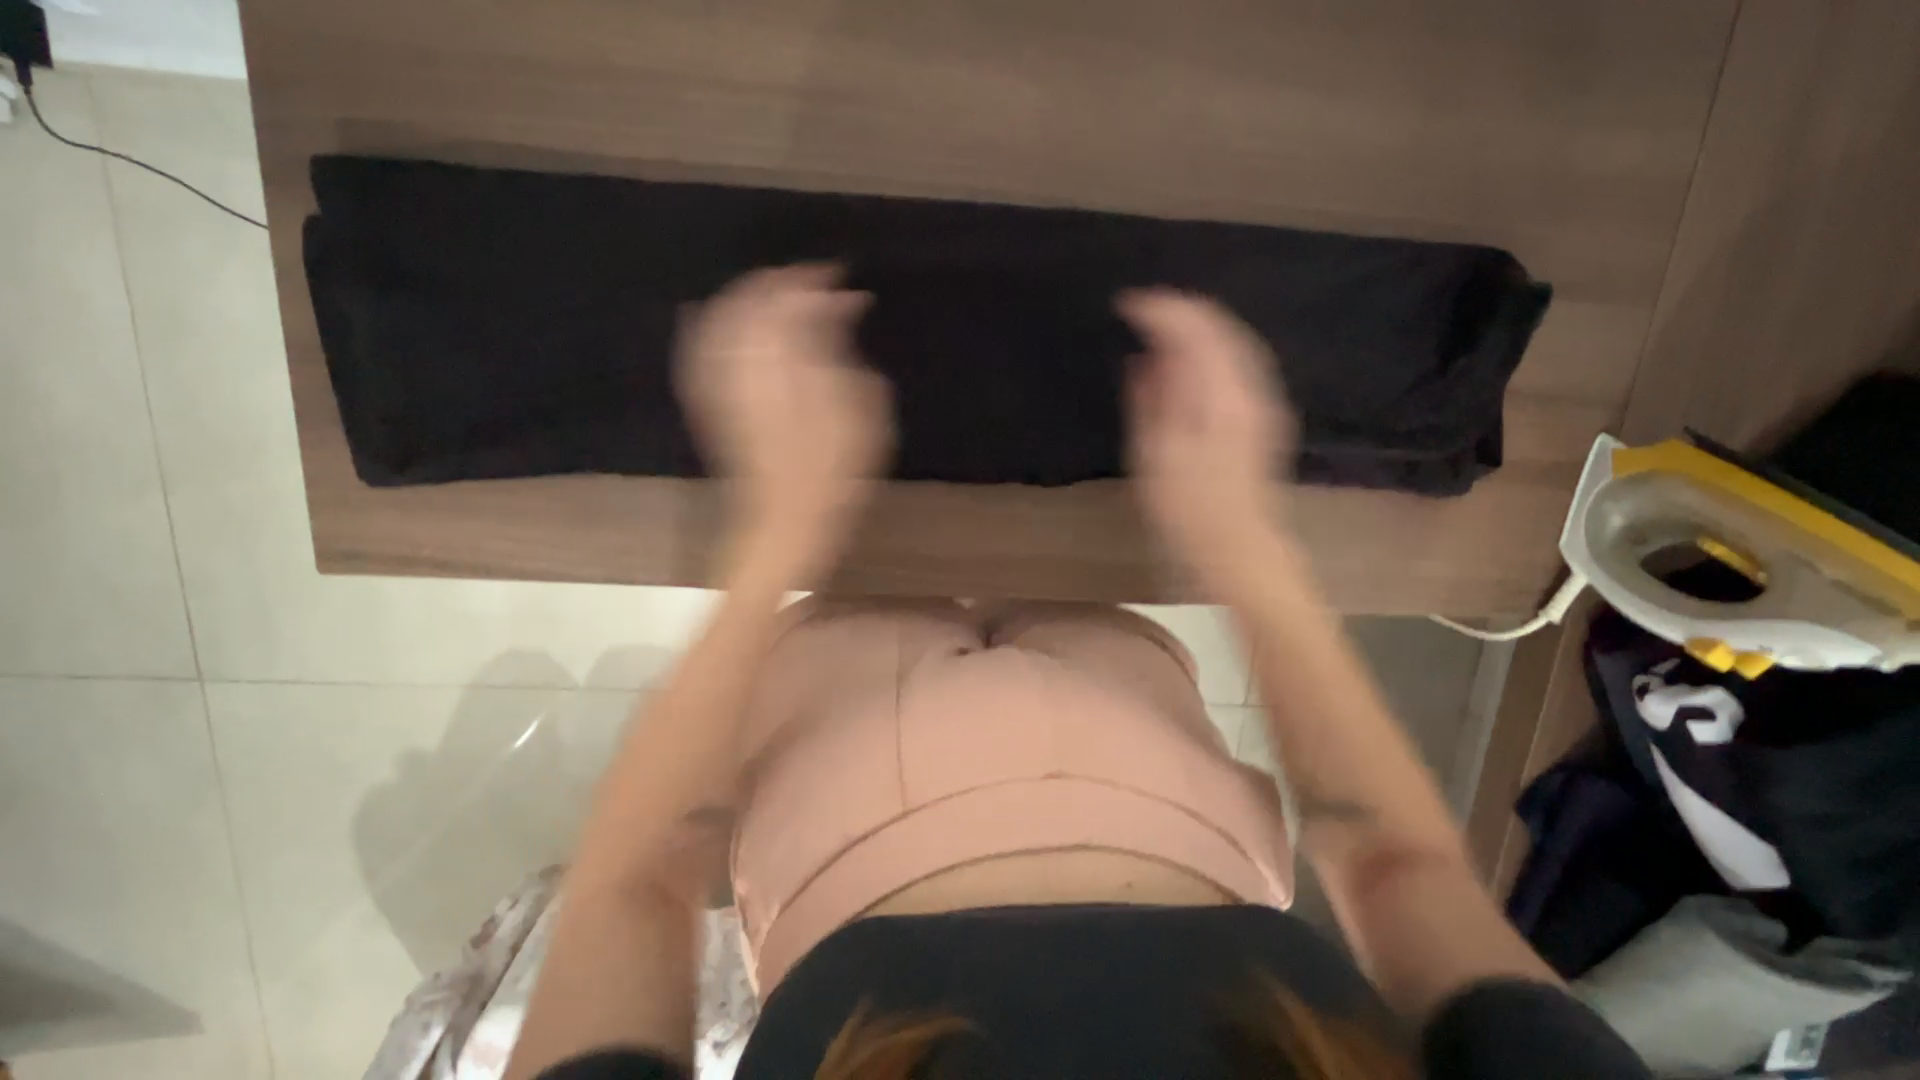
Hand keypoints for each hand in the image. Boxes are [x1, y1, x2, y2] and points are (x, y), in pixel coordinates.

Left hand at [676, 265, 893, 583]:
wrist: (784, 519)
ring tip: (778, 298)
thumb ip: (843, 345)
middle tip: (814, 285)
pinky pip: (701, 346)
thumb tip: (838, 306)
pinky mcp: (708, 397)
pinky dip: (714, 325)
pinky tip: (719, 319)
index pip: (794, 294)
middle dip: (783, 283)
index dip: (817, 279)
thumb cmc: (836, 467)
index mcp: (786, 354)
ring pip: (724, 314)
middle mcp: (745, 357)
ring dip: (750, 298)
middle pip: (753, 297)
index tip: (843, 280)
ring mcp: (720, 376)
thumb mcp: (863, 403)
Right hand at [1117, 288, 1298, 594]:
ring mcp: (1262, 401)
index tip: (1124, 304)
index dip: (1159, 309)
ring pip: (1234, 340)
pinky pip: (1240, 359)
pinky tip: (1192, 354)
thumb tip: (1145, 357)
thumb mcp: (1154, 457)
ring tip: (1161, 322)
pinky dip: (1213, 345)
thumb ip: (1150, 399)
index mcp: (1220, 397)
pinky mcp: (1265, 414)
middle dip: (1180, 309)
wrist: (1242, 550)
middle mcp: (1249, 389)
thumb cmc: (1188, 511)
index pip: (1194, 330)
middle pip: (1220, 326)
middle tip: (1140, 307)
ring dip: (1198, 324)